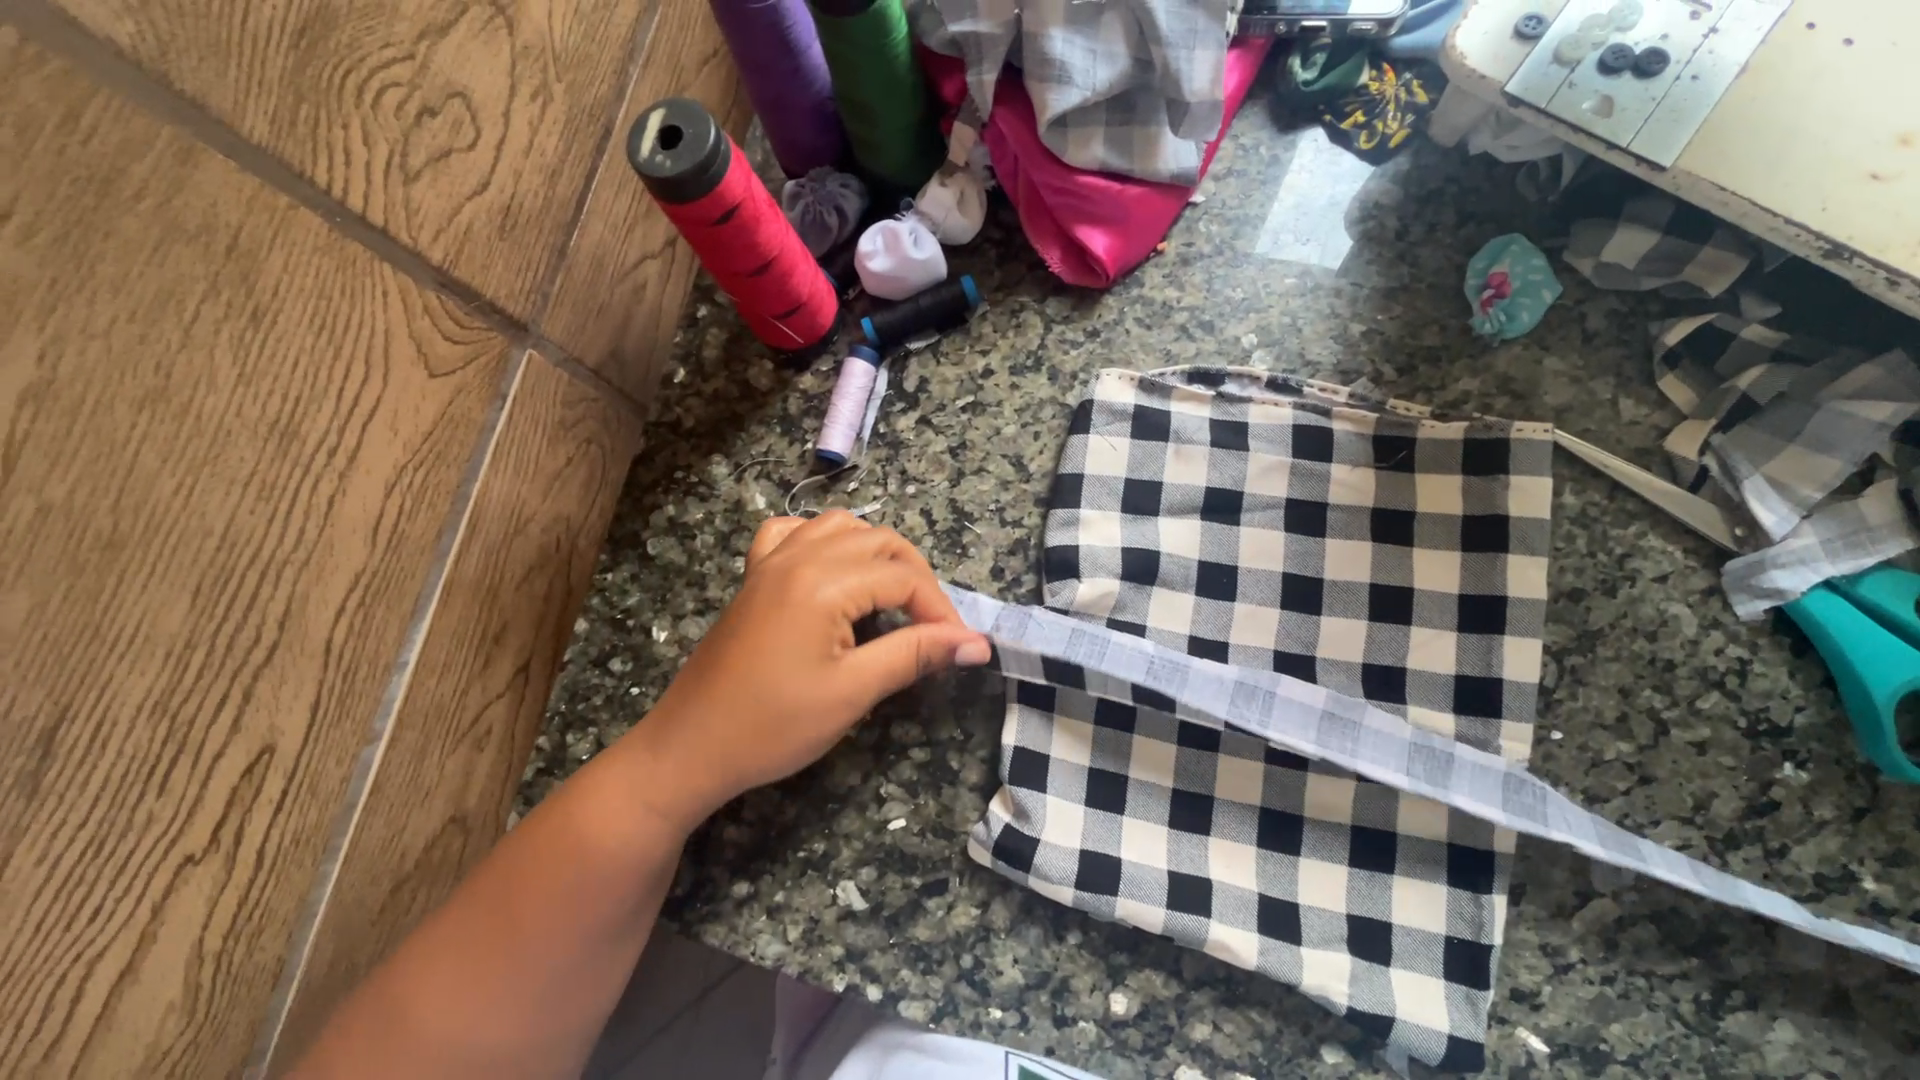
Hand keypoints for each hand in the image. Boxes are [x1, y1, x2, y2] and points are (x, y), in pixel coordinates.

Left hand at [623, 512, 990, 828]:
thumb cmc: (773, 726)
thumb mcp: (853, 692)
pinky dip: (824, 542)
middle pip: (879, 541)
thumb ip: (915, 655)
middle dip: (915, 579)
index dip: (939, 611)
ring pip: (840, 528)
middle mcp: (799, 557)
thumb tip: (976, 643)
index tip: (958, 649)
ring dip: (876, 554)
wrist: (690, 747)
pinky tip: (832, 572)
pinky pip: (793, 534)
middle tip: (931, 630)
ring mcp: (771, 562)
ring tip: (892, 599)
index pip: (904, 578)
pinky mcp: (754, 577)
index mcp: (824, 582)